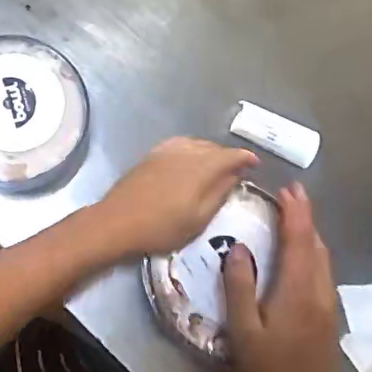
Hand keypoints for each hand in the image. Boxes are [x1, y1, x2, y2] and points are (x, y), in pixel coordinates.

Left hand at [91, 137, 258, 256]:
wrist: (117, 222)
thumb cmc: (162, 227)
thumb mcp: (199, 218)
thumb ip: (219, 193)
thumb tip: (235, 174)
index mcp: (201, 167)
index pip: (230, 155)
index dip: (245, 158)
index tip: (255, 164)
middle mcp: (184, 152)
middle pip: (213, 147)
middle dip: (227, 156)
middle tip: (236, 170)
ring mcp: (164, 152)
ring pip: (195, 144)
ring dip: (209, 152)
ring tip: (214, 166)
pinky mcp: (150, 156)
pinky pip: (178, 145)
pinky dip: (190, 149)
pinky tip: (188, 160)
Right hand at [224, 184, 343, 371]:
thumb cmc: (268, 370)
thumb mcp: (244, 329)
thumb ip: (239, 287)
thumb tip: (239, 248)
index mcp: (297, 292)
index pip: (299, 241)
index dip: (295, 213)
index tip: (289, 188)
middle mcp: (319, 292)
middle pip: (316, 244)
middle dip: (305, 216)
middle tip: (290, 193)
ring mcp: (328, 304)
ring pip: (323, 257)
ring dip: (310, 232)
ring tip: (294, 214)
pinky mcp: (329, 314)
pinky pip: (322, 270)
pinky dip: (312, 250)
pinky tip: (301, 252)